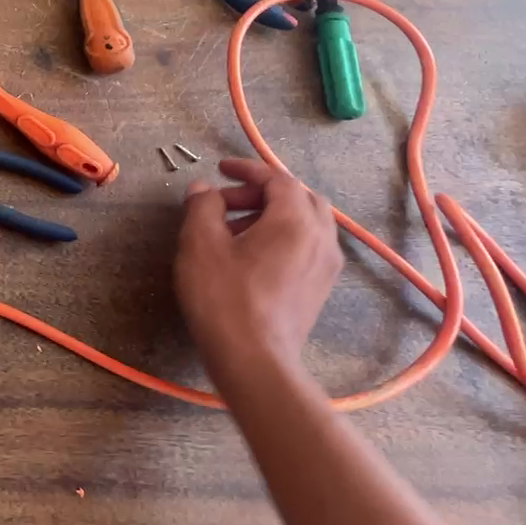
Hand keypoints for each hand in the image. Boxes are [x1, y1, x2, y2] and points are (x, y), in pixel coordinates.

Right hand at [175, 158, 340, 378]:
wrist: (253, 356)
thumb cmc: (222, 294)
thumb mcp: (199, 243)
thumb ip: (202, 207)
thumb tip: (205, 190)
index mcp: (294, 223)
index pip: (278, 180)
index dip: (248, 169)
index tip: (220, 168)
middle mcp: (321, 240)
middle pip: (301, 198)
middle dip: (263, 191)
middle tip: (225, 199)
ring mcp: (325, 266)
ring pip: (307, 222)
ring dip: (272, 213)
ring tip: (231, 226)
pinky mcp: (319, 286)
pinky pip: (307, 244)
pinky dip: (281, 233)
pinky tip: (249, 250)